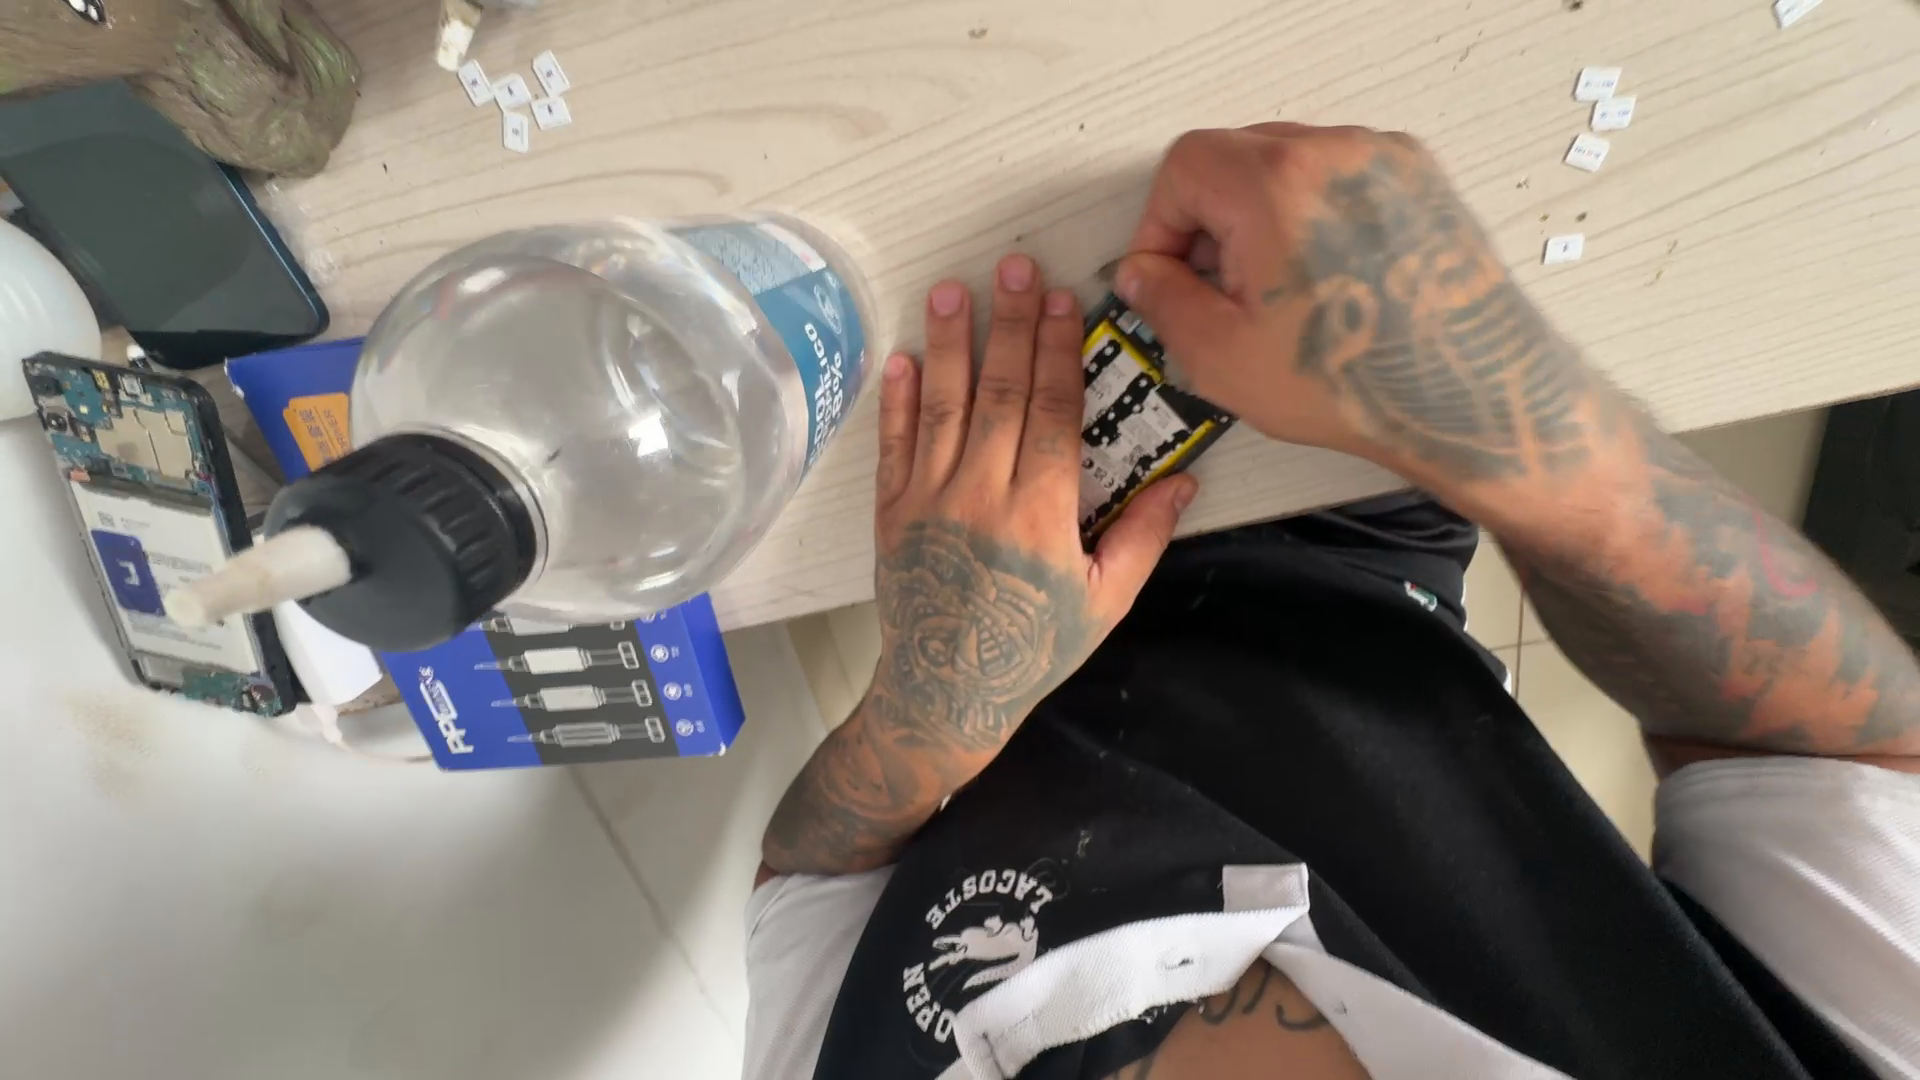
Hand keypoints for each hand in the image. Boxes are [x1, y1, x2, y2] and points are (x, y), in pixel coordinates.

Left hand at [868, 254, 1198, 757]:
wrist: (947, 692)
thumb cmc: (1034, 650)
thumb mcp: (1105, 603)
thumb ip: (1143, 538)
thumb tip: (1184, 480)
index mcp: (1041, 510)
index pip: (1053, 411)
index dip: (1059, 351)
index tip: (1063, 300)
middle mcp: (982, 492)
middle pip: (1001, 393)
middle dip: (1011, 324)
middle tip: (1014, 266)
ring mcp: (929, 499)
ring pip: (944, 406)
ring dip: (949, 344)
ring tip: (951, 289)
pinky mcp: (891, 514)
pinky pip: (894, 447)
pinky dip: (897, 402)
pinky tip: (901, 360)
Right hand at [1115, 124, 1592, 484]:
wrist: (1461, 395)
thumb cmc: (1346, 380)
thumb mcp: (1218, 353)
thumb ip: (1161, 300)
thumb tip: (1139, 272)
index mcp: (1277, 185)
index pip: (1183, 168)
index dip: (1157, 226)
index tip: (1163, 277)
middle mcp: (1335, 153)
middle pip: (1231, 158)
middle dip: (1201, 224)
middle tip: (1208, 291)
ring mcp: (1383, 162)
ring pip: (1279, 167)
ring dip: (1248, 221)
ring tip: (1263, 293)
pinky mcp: (1414, 182)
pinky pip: (1328, 181)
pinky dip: (1298, 219)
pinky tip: (1308, 282)